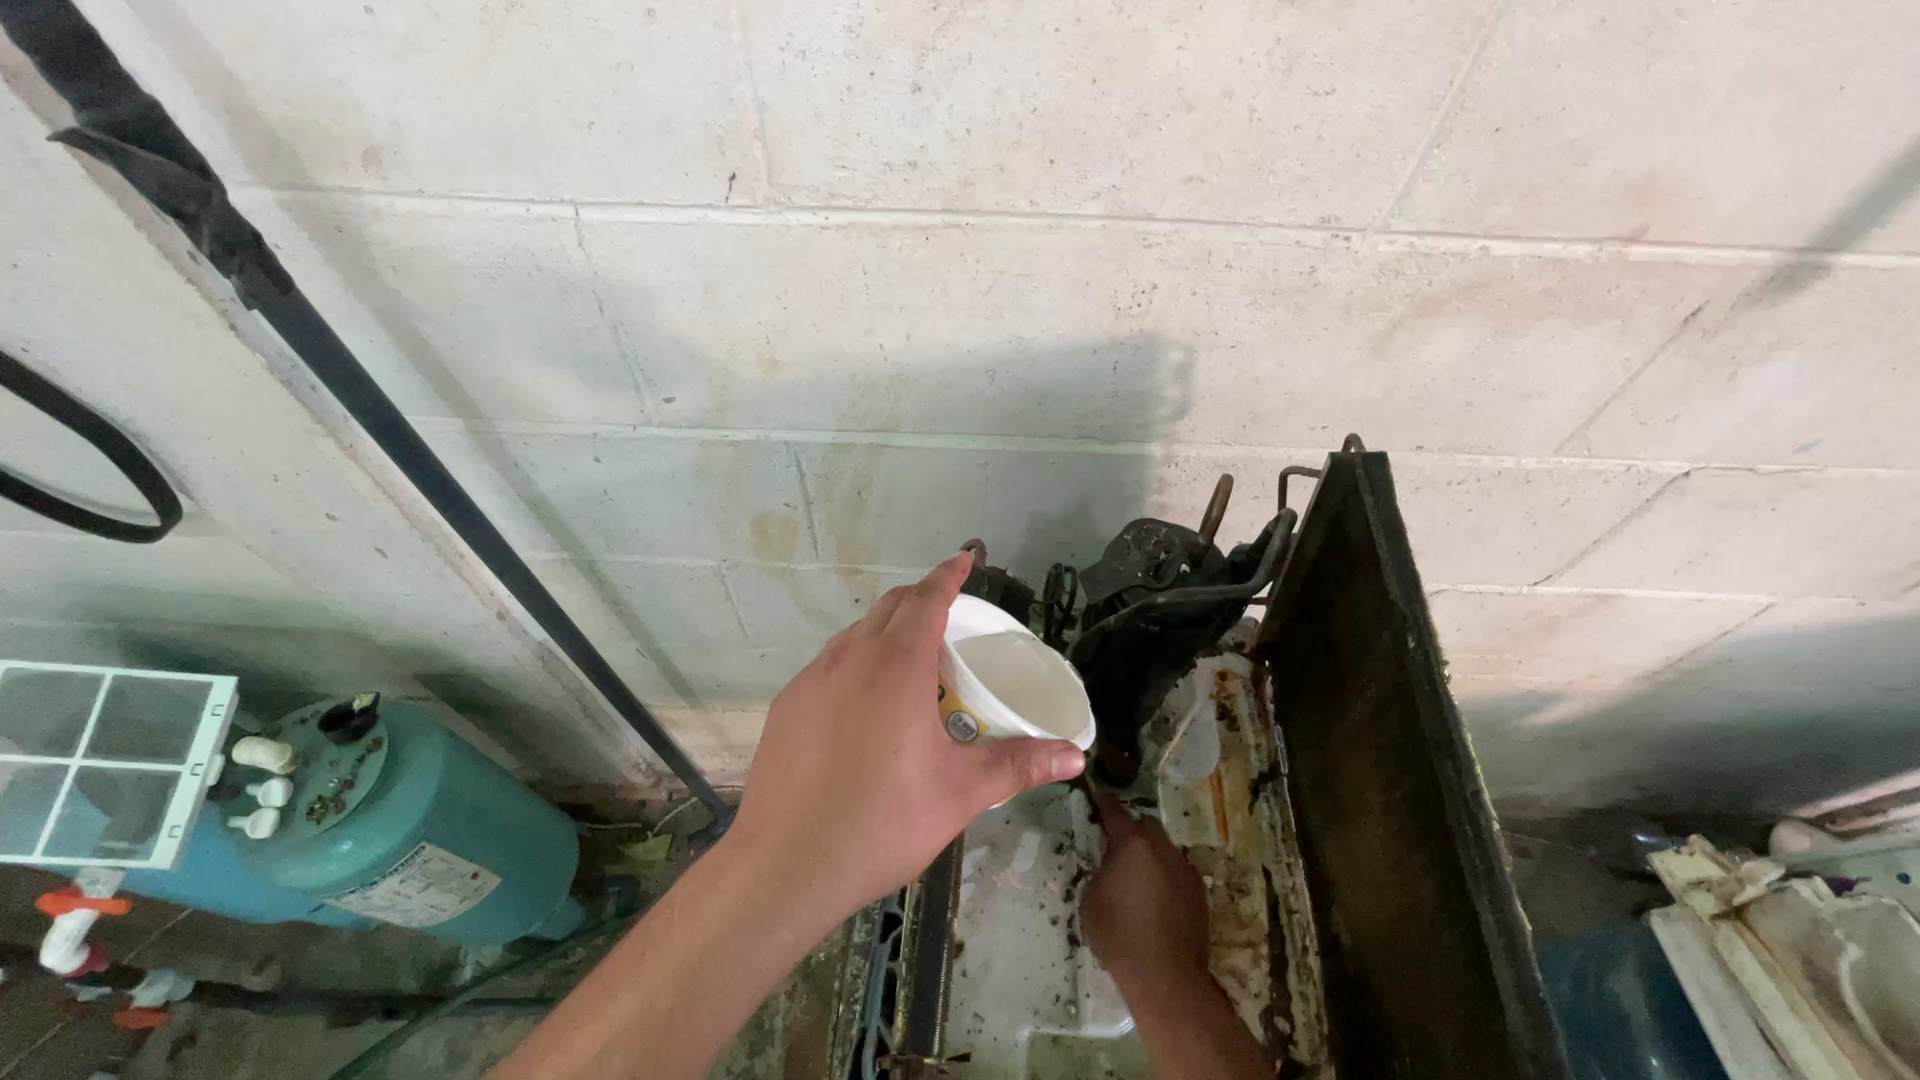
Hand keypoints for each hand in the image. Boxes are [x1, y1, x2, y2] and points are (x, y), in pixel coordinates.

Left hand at [723, 552, 1086, 918]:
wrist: (785, 865)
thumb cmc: (881, 822)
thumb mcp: (959, 793)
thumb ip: (1017, 765)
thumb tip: (1074, 758)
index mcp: (896, 665)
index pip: (927, 599)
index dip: (949, 574)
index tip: (966, 558)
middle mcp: (850, 658)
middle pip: (890, 606)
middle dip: (922, 598)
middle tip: (951, 616)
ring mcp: (811, 679)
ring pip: (856, 634)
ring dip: (887, 630)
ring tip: (912, 663)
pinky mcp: (787, 706)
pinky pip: (829, 664)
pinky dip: (857, 662)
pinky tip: (865, 706)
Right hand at [1082, 793, 1210, 983]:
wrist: (1164, 974)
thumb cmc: (1118, 934)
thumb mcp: (1091, 898)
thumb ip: (1101, 870)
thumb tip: (1110, 864)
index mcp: (1132, 844)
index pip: (1115, 811)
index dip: (1104, 802)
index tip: (1098, 794)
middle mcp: (1162, 848)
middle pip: (1146, 824)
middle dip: (1132, 828)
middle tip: (1118, 844)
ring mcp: (1184, 869)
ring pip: (1165, 848)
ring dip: (1152, 853)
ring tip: (1139, 875)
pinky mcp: (1199, 891)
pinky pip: (1178, 871)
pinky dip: (1166, 874)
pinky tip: (1157, 896)